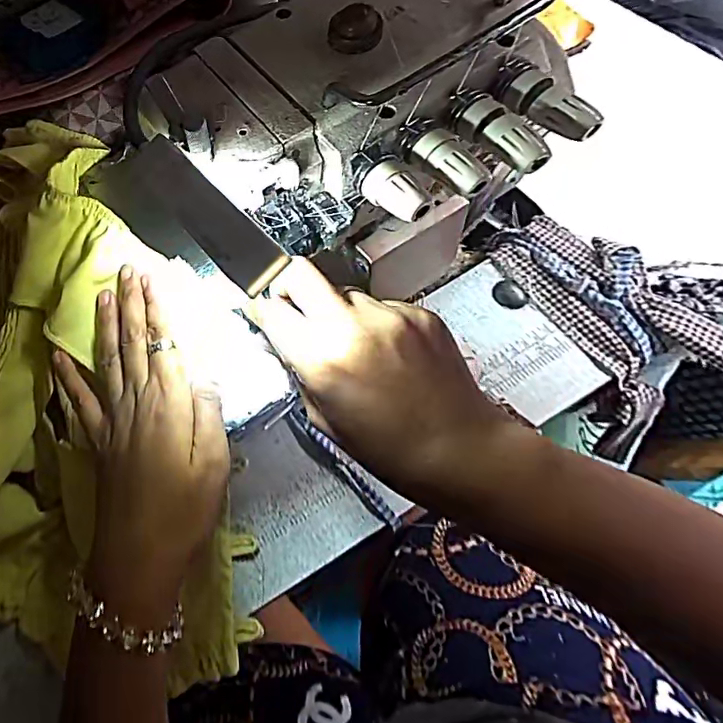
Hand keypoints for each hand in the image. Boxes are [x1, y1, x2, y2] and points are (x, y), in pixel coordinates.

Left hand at [53, 266, 228, 622]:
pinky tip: (57, 356)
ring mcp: (112, 420)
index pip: (161, 344)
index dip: (155, 309)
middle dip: (129, 304)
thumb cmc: (185, 510)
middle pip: (131, 344)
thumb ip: (209, 413)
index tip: (149, 279)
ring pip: (106, 362)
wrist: (138, 556)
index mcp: (169, 404)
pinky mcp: (97, 440)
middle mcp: (136, 402)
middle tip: (124, 271)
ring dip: (103, 327)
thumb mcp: (215, 463)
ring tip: (99, 296)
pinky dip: (67, 377)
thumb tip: (202, 377)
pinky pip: (79, 402)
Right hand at [245, 258, 518, 502]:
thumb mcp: (327, 421)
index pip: (271, 308)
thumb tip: (286, 345)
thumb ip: (302, 375)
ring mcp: (390, 315)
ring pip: (345, 292)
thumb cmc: (397, 451)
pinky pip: (382, 305)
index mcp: (324, 359)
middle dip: (288, 284)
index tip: (260, 308)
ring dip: (340, 313)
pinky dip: (377, 323)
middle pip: (300, 271)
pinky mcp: (418, 313)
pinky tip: (388, 354)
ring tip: (358, 349)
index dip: (260, 308)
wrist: (462, 449)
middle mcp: (354, 327)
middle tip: (292, 305)